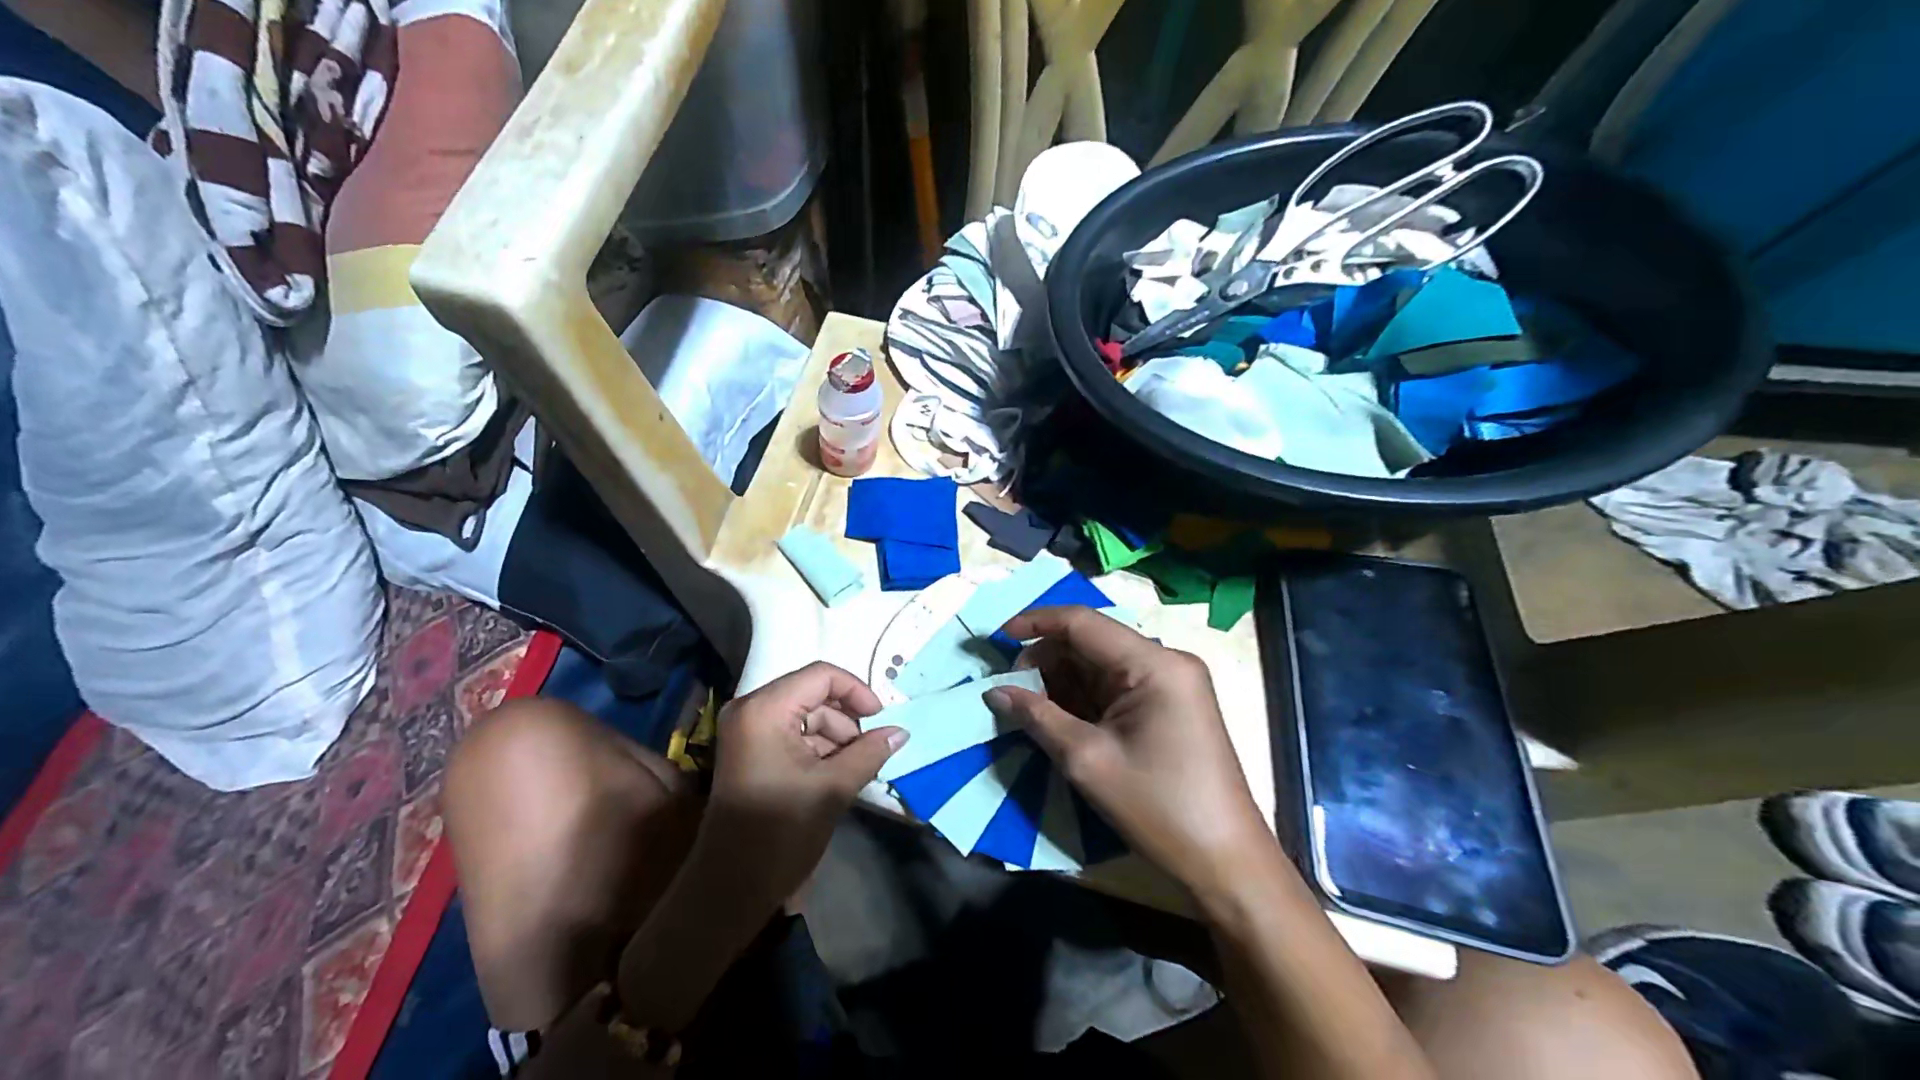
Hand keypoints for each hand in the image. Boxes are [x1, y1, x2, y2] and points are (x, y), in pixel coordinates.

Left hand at [695, 662, 906, 914]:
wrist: (729, 887)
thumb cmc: (780, 833)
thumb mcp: (833, 788)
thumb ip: (870, 752)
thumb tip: (901, 731)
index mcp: (765, 710)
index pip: (821, 676)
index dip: (856, 691)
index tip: (880, 719)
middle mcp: (750, 709)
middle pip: (811, 693)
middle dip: (845, 718)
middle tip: (870, 748)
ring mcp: (745, 730)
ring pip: (804, 714)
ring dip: (833, 735)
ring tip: (855, 766)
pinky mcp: (748, 750)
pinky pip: (790, 732)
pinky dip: (816, 746)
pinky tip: (835, 772)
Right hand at [985, 607, 1271, 899]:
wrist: (1225, 861)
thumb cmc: (1157, 807)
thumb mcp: (1086, 760)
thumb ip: (1037, 716)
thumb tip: (994, 691)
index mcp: (1154, 664)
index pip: (1083, 622)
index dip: (1037, 622)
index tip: (998, 636)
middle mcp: (1166, 662)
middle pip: (1091, 642)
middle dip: (1046, 660)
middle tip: (1011, 690)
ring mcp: (1171, 683)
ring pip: (1100, 665)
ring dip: (1062, 681)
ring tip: (1030, 709)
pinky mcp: (1169, 706)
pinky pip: (1115, 686)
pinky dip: (1083, 697)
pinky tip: (1058, 718)